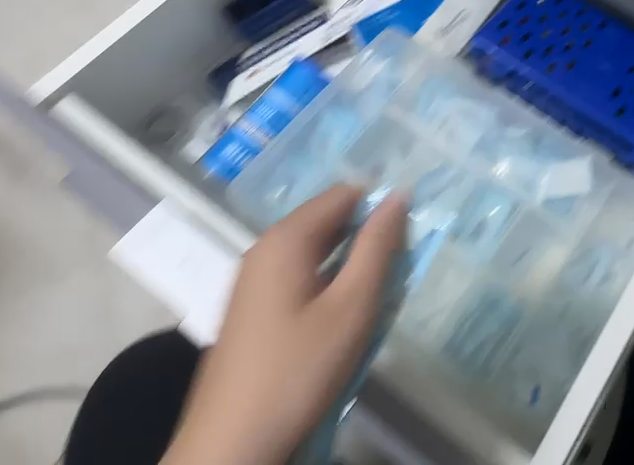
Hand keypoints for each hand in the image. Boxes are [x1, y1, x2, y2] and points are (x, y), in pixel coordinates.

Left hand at [164, 186, 408, 464]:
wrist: (229, 449)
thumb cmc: (297, 372)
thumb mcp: (351, 308)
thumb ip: (378, 247)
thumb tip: (399, 195)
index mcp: (285, 239)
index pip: (344, 194)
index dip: (378, 210)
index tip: (403, 245)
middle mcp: (263, 249)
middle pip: (328, 221)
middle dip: (365, 241)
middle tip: (391, 279)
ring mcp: (252, 281)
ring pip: (315, 253)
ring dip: (348, 269)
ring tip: (370, 304)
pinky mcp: (250, 311)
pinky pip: (299, 279)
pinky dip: (326, 289)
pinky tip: (338, 325)